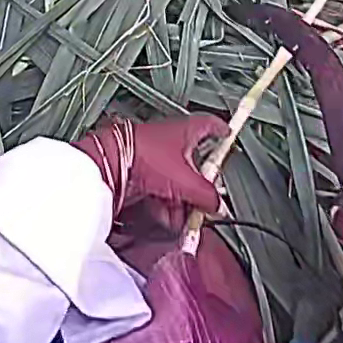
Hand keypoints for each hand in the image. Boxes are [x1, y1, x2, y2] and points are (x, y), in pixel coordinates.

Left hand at [74, 115, 227, 218]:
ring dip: (183, 202)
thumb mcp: (187, 180)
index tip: (228, 133)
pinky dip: (166, 203)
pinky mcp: (144, 170)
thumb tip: (219, 205)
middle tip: (206, 204)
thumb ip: (208, 195)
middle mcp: (170, 140)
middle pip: (195, 164)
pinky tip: (166, 215)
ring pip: (179, 181)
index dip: (220, 129)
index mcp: (184, 131)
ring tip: (183, 217)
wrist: (114, 163)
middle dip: (201, 189)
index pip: (207, 125)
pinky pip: (163, 189)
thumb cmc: (147, 158)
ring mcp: (156, 155)